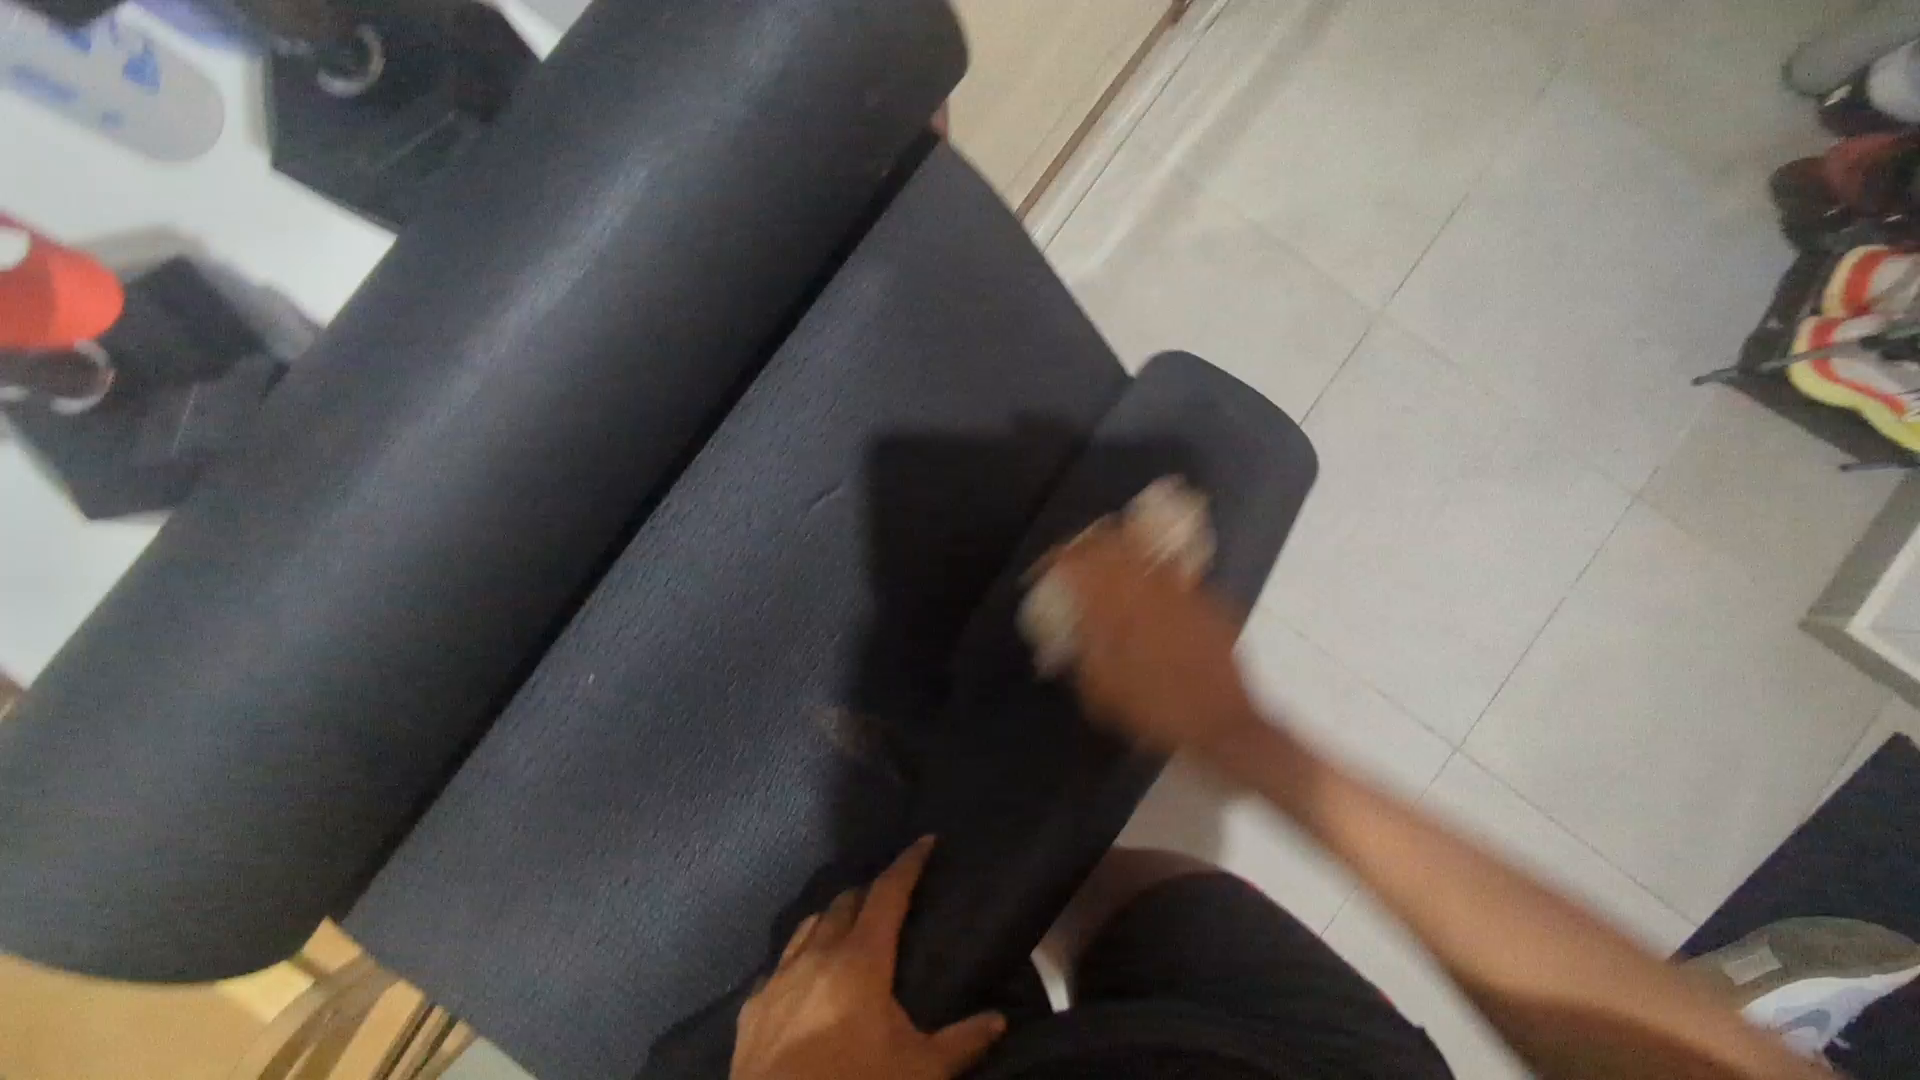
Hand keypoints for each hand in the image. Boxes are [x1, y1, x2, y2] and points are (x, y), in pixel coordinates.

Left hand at [732, 837, 1006, 1079]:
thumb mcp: (919, 1072)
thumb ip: (961, 1042)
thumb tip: (998, 1020)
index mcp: (860, 960)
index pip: (888, 893)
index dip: (908, 863)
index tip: (926, 841)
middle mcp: (816, 955)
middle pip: (845, 902)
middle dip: (870, 890)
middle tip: (892, 895)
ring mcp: (778, 980)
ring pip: (808, 927)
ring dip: (833, 918)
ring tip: (850, 926)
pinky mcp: (752, 1009)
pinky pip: (780, 965)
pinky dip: (800, 956)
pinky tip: (806, 977)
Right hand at [1037, 523, 1261, 754]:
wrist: (1224, 726)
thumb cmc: (1155, 713)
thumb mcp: (1100, 692)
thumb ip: (1080, 655)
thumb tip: (1068, 636)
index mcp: (1115, 608)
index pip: (1078, 563)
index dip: (1057, 559)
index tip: (1045, 568)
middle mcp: (1149, 589)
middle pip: (1112, 544)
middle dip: (1088, 546)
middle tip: (1075, 559)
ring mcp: (1184, 592)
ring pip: (1145, 552)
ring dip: (1121, 552)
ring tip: (1109, 564)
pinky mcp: (1210, 603)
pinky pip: (1175, 575)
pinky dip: (1155, 576)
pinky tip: (1151, 593)